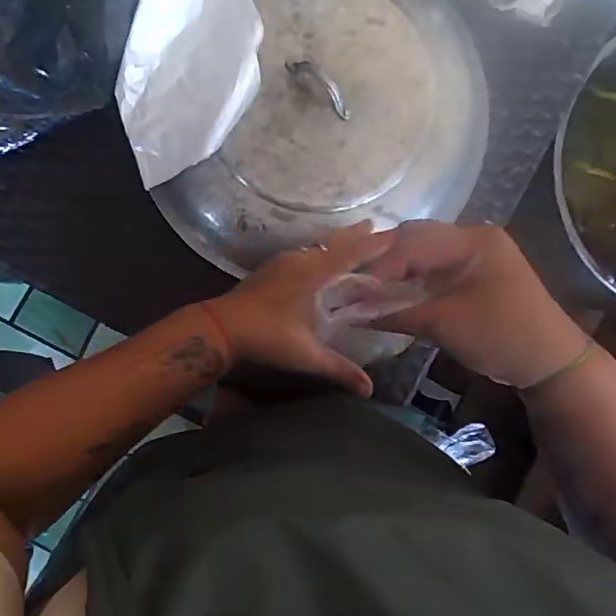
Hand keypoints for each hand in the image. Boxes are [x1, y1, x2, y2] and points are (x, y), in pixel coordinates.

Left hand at [204, 222, 391, 398]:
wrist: (220, 327)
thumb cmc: (267, 337)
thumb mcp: (306, 355)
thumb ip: (339, 369)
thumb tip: (369, 390)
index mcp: (314, 273)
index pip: (351, 253)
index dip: (374, 244)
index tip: (396, 233)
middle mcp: (300, 260)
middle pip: (334, 241)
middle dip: (357, 235)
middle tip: (376, 225)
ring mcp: (283, 261)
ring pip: (317, 245)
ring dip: (337, 241)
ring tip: (353, 237)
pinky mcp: (272, 268)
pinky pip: (304, 252)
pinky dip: (320, 250)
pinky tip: (319, 259)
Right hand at [361, 222, 589, 386]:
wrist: (550, 361)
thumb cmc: (501, 336)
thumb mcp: (444, 324)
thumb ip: (395, 313)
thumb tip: (350, 313)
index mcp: (472, 240)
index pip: (411, 243)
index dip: (376, 267)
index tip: (348, 290)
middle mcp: (472, 238)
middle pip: (414, 239)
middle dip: (381, 262)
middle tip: (351, 285)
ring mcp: (474, 255)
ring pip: (422, 253)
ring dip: (394, 270)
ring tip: (364, 291)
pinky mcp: (473, 274)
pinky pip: (433, 268)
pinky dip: (410, 280)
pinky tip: (389, 294)